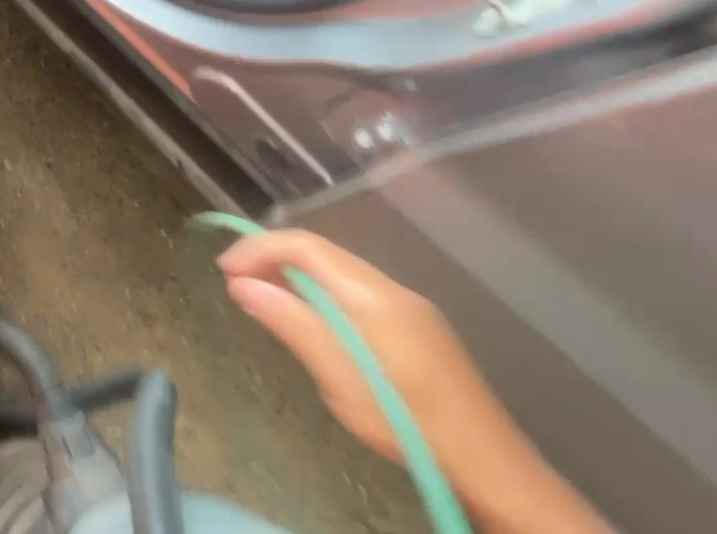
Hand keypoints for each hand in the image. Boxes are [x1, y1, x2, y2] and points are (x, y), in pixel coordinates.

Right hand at [217, 229, 614, 533]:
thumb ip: (290, 323)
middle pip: (322, 254)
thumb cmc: (408, 422)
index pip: (306, 246)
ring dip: (293, 276)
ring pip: (338, 273)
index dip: (258, 248)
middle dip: (271, 258)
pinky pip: (354, 294)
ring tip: (260, 298)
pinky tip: (307, 321)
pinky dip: (318, 294)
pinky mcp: (415, 330)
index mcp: (374, 295)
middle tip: (233, 283)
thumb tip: (240, 283)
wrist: (493, 470)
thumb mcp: (338, 376)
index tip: (223, 270)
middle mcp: (393, 291)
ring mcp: (409, 310)